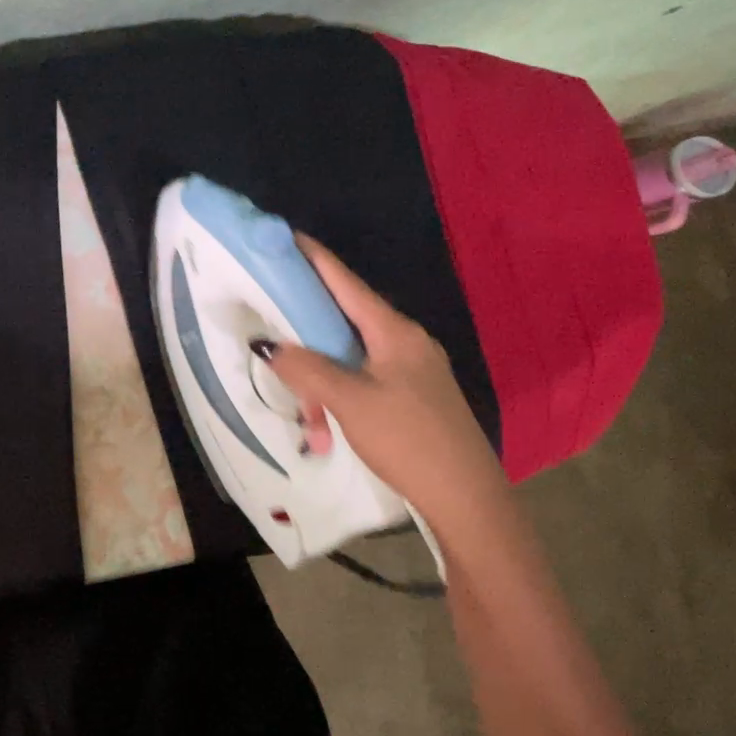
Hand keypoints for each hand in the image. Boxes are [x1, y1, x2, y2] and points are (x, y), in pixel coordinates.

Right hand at [262, 234, 506, 518]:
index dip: (316, 259)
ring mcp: (411, 371)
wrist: (466, 498)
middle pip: (342, 324)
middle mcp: (405, 343)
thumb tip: (269, 345)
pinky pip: (361, 383)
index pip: (346, 283)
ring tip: (310, 425)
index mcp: (394, 332)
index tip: (287, 237)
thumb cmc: (408, 439)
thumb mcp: (349, 401)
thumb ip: (306, 369)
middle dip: (306, 342)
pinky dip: (338, 401)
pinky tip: (327, 432)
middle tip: (274, 347)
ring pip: (348, 360)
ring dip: (320, 386)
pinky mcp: (412, 397)